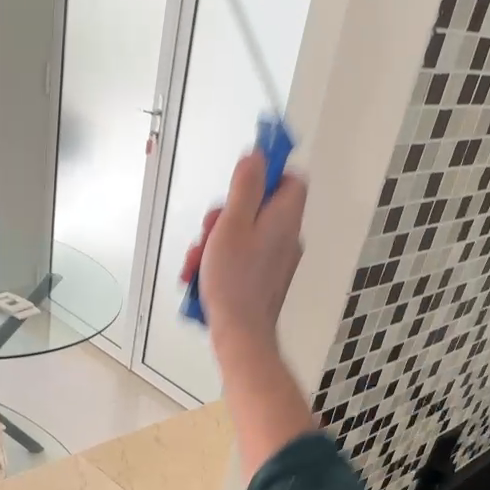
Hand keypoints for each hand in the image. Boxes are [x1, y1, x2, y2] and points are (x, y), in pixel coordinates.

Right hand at [184, 151, 307, 354]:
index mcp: (285, 218)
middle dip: (226, 215)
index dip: (266, 173)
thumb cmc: (234, 282)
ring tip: (199, 260)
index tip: (241, 179)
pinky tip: (201, 276)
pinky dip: (220, 262)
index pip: (290, 179)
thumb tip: (257, 156)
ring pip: (245, 234)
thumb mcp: (232, 223)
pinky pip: (241, 259)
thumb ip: (246, 186)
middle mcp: (286, 238)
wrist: (241, 333)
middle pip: (259, 208)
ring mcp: (276, 261)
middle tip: (209, 230)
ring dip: (215, 241)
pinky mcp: (263, 281)